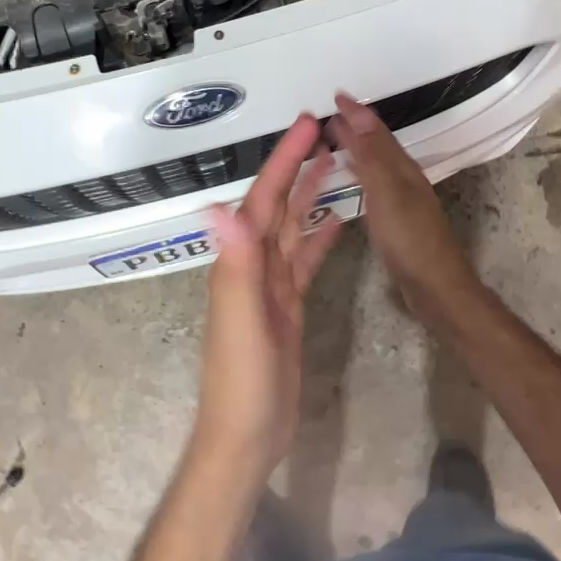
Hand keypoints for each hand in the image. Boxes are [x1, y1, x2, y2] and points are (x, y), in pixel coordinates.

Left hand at [194, 114, 343, 472]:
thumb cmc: (242, 381)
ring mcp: (271, 286)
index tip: (307, 124)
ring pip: (293, 228)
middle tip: (325, 132)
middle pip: (278, 205)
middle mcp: (252, 266)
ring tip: (336, 163)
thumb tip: (220, 207)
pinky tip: (339, 222)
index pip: (264, 200)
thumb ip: (235, 266)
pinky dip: (320, 238)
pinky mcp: (288, 306)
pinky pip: (306, 261)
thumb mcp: (241, 321)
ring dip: (310, 195)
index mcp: (240, 262)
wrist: (246, 436)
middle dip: (297, 166)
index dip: (283, 160)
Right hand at [327, 93, 481, 322]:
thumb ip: (372, 155)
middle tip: (330, 115)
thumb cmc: (410, 240)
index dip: (357, 113)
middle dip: (356, 127)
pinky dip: (360, 174)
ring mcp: (403, 201)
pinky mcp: (398, 221)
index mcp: (402, 169)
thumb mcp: (387, 192)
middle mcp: (404, 179)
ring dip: (358, 149)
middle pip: (378, 145)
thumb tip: (358, 114)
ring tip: (336, 140)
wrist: (436, 287)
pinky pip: (374, 186)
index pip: (376, 132)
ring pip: (377, 164)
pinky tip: (352, 181)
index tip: (336, 96)